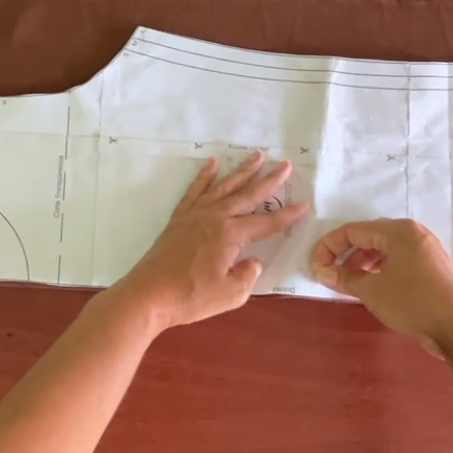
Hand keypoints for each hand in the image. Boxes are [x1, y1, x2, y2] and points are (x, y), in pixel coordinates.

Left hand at [105, 152, 309, 330]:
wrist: (149, 295)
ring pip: (223, 186)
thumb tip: (252, 262)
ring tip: (257, 156)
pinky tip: (212, 164)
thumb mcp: (231, 294)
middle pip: (247, 195)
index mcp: (231, 235)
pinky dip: (204, 176)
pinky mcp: (179, 219)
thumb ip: (248, 275)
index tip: (304, 204)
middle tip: (286, 165)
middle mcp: (215, 218)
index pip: (266, 223)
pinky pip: (195, 190)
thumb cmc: (191, 297)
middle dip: (269, 180)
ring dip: (242, 171)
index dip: (287, 216)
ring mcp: (195, 215)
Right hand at [310, 219, 452, 347]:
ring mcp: (424, 249)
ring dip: (361, 264)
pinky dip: (379, 270)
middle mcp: (412, 233)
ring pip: (383, 250)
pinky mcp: (430, 267)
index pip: (352, 231)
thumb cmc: (412, 301)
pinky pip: (397, 260)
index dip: (328, 248)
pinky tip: (370, 286)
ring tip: (347, 283)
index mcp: (397, 231)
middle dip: (344, 255)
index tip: (315, 268)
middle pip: (368, 237)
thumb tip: (322, 272)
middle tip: (329, 275)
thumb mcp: (371, 290)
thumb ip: (343, 277)